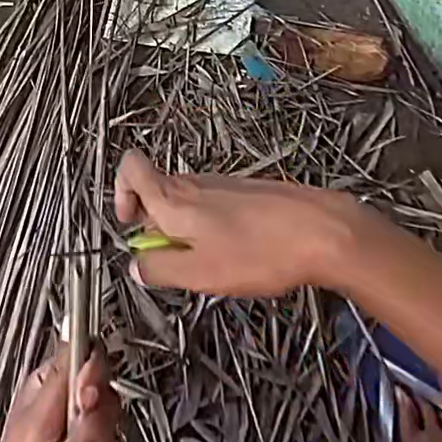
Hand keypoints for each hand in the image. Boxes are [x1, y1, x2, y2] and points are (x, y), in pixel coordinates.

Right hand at [114, 148, 369, 296]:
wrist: (321, 231)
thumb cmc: (259, 252)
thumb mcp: (200, 274)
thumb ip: (160, 269)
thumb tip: (136, 266)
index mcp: (172, 198)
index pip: (130, 167)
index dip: (120, 192)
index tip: (130, 223)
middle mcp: (191, 184)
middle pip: (154, 190)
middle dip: (155, 225)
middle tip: (176, 259)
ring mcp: (218, 184)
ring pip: (183, 201)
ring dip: (183, 229)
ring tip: (211, 261)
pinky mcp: (242, 192)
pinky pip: (210, 205)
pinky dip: (210, 227)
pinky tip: (237, 253)